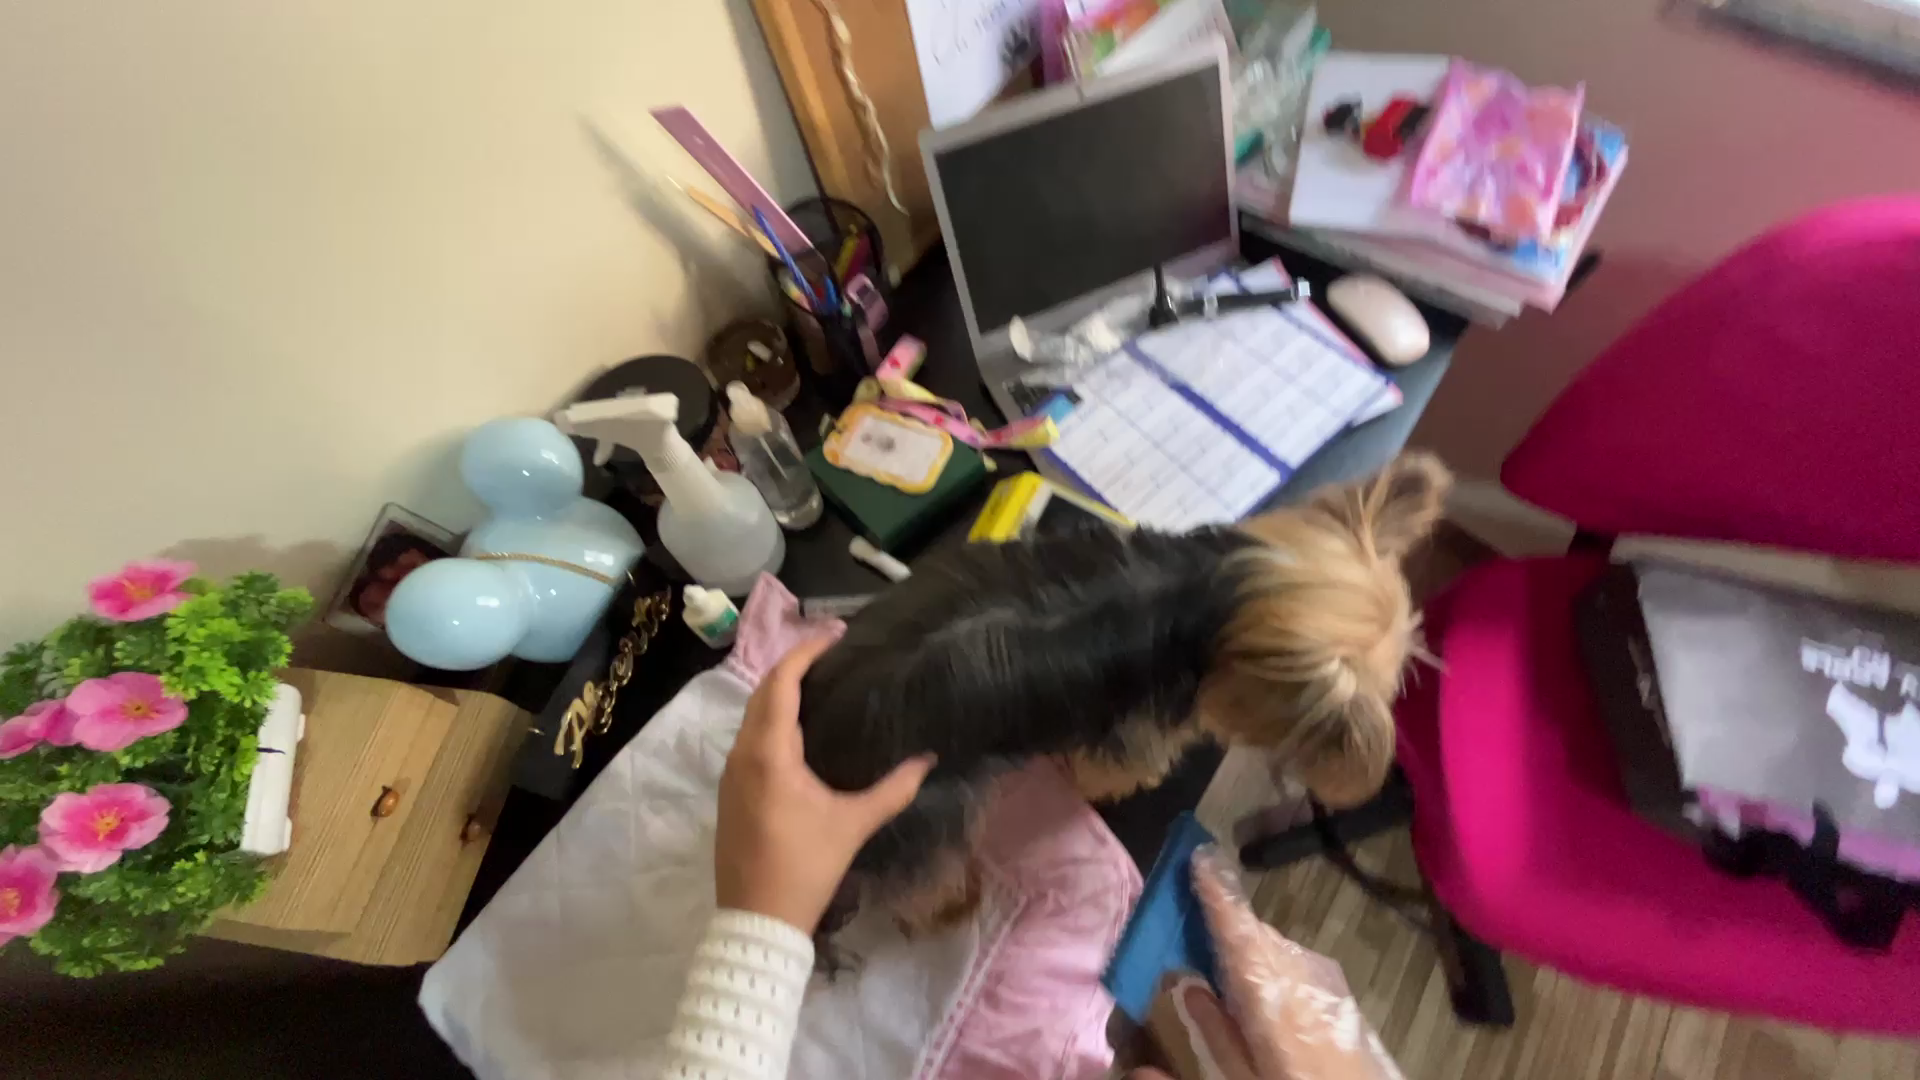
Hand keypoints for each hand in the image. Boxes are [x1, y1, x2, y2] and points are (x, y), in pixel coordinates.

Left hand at [715, 636, 935, 932]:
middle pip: (763, 691)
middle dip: (794, 664)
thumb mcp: (854, 825)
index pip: (781, 684)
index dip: (805, 652)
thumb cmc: (805, 867)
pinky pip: (749, 735)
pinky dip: (771, 716)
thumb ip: (894, 789)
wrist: (756, 922)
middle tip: (833, 652)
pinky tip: (799, 725)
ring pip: (752, 713)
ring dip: (780, 690)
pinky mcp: (730, 789)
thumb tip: (928, 759)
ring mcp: (730, 772)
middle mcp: (742, 754)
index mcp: (769, 754)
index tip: (835, 636)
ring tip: (821, 681)